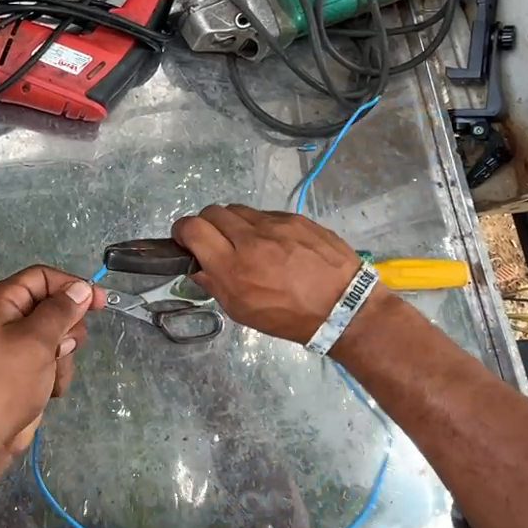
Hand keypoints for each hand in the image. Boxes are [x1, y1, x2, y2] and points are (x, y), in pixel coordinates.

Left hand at [0, 266, 103, 461]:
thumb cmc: (6, 380)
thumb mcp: (37, 339)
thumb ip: (61, 310)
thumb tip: (81, 288)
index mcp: (1, 300)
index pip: (42, 277)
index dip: (71, 286)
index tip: (100, 302)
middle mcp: (6, 317)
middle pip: (53, 307)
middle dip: (66, 329)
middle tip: (62, 347)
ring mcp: (14, 344)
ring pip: (57, 336)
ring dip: (62, 356)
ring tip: (49, 373)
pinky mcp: (23, 368)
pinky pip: (51, 360)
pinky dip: (55, 373)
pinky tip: (47, 389)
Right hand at [171, 204, 396, 343]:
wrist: (345, 308)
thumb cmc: (288, 317)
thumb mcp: (242, 311)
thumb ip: (214, 285)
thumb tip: (198, 266)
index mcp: (232, 267)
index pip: (192, 228)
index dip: (182, 231)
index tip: (186, 241)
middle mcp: (250, 239)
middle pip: (211, 213)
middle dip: (207, 225)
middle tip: (216, 242)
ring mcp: (275, 225)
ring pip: (237, 210)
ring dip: (233, 223)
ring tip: (246, 242)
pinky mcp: (296, 218)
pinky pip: (265, 214)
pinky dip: (260, 226)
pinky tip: (274, 244)